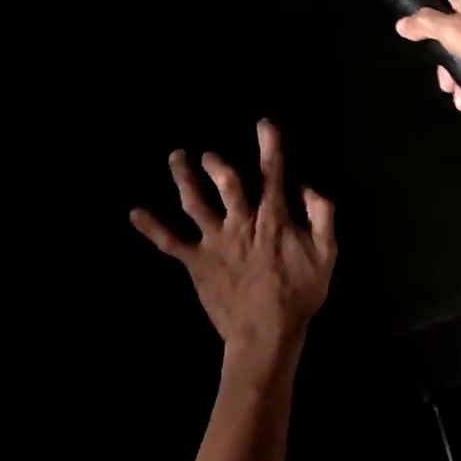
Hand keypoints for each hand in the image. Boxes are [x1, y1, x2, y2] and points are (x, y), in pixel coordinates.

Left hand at [131, 120, 337, 369]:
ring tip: (175, 156)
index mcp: (272, 219)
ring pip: (195, 204)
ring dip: (183, 179)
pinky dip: (152, 228)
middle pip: (228, 184)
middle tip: (208, 154)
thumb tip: (308, 186)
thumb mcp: (326, 255)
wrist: (266, 336)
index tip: (263, 125)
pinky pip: (170, 243)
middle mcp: (240, 223)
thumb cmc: (298, 295)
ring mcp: (215, 242)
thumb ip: (321, 216)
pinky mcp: (197, 262)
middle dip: (218, 164)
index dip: (269, 146)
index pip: (272, 174)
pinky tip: (135, 213)